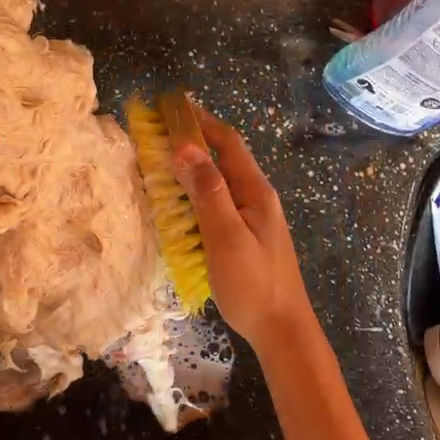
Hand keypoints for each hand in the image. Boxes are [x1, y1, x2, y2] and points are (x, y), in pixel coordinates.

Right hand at [170, 105, 315, 354]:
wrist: (282, 331)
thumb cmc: (254, 284)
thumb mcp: (226, 236)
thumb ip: (208, 191)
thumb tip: (185, 147)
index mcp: (256, 192)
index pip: (228, 142)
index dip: (201, 121)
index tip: (171, 107)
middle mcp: (257, 199)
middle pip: (224, 159)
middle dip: (193, 143)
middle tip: (157, 136)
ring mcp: (253, 219)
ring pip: (220, 183)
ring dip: (192, 170)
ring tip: (159, 166)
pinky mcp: (246, 238)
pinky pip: (218, 205)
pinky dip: (196, 196)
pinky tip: (178, 207)